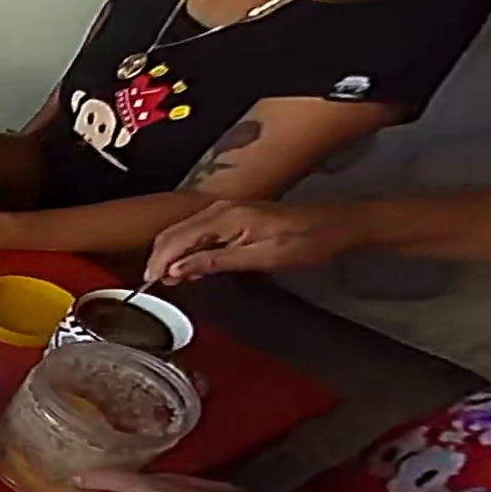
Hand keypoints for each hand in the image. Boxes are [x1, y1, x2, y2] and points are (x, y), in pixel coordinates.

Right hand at [145, 201, 360, 284]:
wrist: (339, 224)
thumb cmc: (307, 242)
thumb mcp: (262, 258)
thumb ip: (215, 262)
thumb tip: (176, 271)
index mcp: (225, 218)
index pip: (176, 239)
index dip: (159, 262)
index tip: (151, 281)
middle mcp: (217, 209)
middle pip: (171, 233)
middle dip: (159, 258)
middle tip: (156, 282)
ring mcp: (221, 209)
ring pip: (178, 231)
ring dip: (169, 254)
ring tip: (170, 277)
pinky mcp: (226, 214)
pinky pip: (192, 230)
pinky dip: (182, 248)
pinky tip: (186, 263)